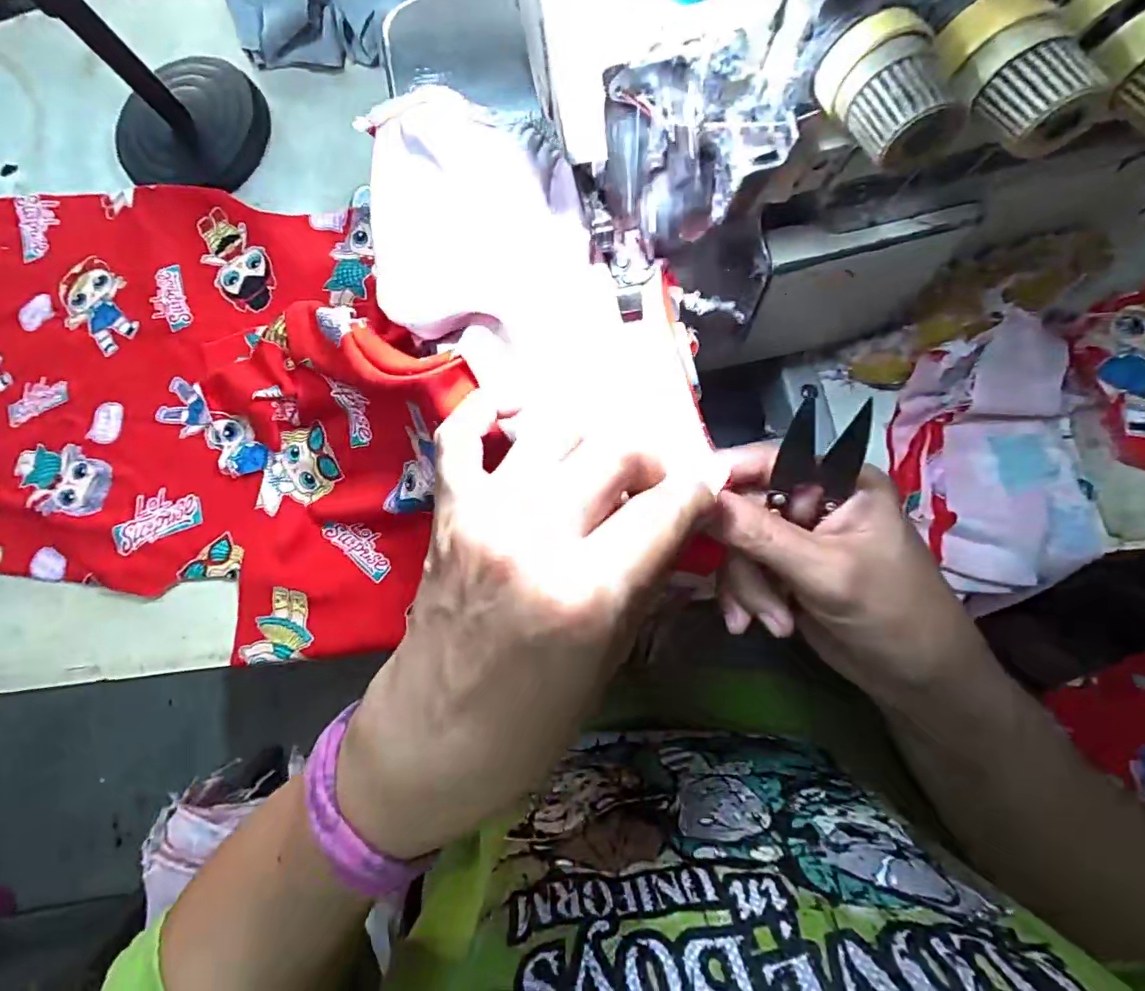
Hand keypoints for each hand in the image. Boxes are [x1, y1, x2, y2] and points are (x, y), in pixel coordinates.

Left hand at [335, 391, 720, 857]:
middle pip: (616, 451)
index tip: (710, 479)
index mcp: (585, 590)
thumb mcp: (609, 656)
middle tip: (654, 484)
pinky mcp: (446, 510)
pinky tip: (517, 409)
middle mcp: (534, 535)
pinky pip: (459, 434)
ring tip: (598, 467)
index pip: (663, 508)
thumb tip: (683, 523)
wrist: (434, 735)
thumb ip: (647, 579)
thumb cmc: (531, 720)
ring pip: (554, 428)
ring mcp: (483, 514)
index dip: (699, 487)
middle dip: (652, 460)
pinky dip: (487, 409)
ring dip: (589, 439)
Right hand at [707, 442, 991, 700]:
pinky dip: (744, 597)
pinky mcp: (782, 566)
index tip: (688, 501)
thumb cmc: (891, 614)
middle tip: (752, 603)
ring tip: (773, 624)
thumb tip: (702, 499)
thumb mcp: (825, 573)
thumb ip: (762, 535)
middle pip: (744, 506)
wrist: (917, 680)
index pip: (770, 459)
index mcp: (839, 480)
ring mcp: (796, 534)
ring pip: (738, 541)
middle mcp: (813, 498)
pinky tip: (755, 625)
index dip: (727, 475)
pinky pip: (742, 568)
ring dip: (745, 586)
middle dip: (744, 559)